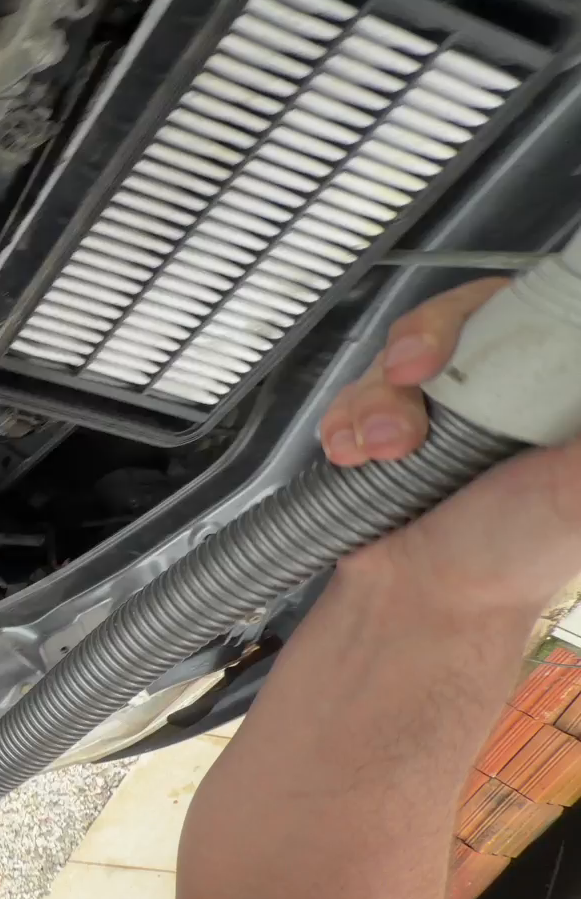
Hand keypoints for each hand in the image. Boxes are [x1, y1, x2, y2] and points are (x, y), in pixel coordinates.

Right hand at [318, 277, 580, 615]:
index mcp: (561, 391)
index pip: (536, 309)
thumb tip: (573, 398)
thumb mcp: (577, 488)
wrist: (417, 589)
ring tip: (376, 450)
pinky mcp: (384, 422)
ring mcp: (440, 406)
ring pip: (393, 359)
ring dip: (372, 399)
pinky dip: (342, 420)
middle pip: (456, 321)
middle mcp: (510, 388)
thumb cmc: (511, 549)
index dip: (490, 310)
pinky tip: (351, 453)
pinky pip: (351, 395)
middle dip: (416, 348)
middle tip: (405, 375)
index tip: (452, 343)